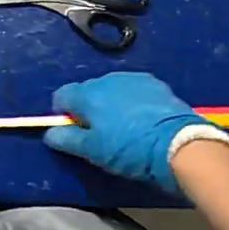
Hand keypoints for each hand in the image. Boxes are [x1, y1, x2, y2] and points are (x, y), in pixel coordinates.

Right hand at [43, 71, 228, 192]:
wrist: (178, 143)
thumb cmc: (129, 150)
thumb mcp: (93, 151)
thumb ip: (67, 139)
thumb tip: (50, 132)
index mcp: (89, 94)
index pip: (61, 95)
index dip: (63, 114)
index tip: (73, 132)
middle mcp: (108, 78)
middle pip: (87, 91)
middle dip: (88, 109)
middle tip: (99, 134)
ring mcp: (133, 78)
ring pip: (111, 89)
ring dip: (110, 104)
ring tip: (123, 129)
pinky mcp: (154, 83)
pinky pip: (132, 90)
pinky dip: (131, 101)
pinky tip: (142, 120)